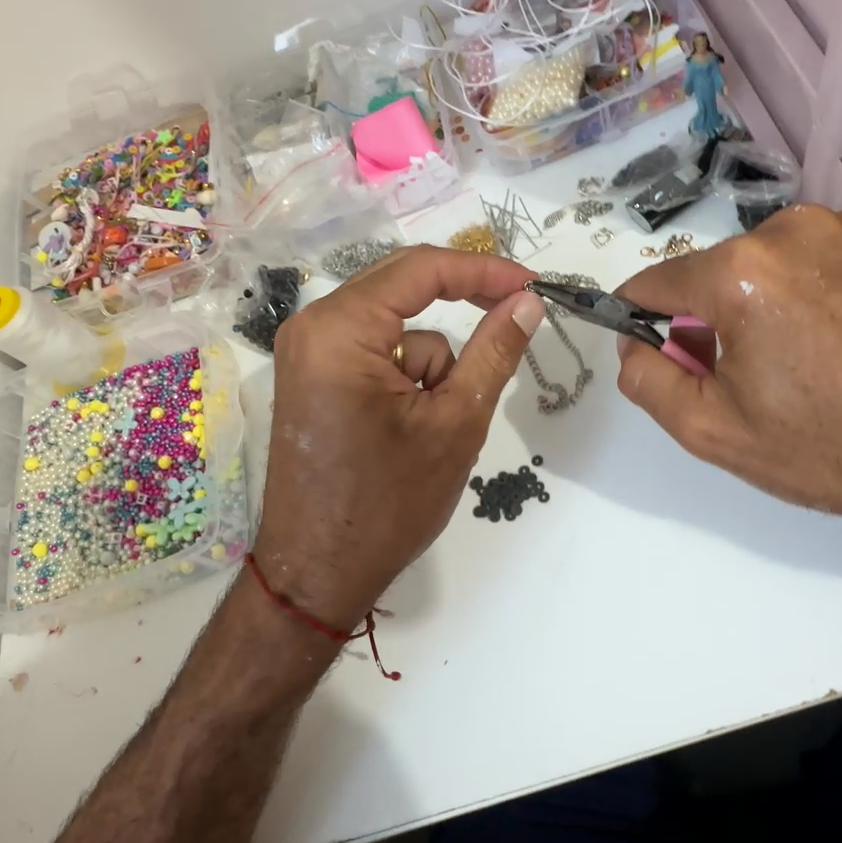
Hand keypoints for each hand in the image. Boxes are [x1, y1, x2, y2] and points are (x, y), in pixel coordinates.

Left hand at [251, 246, 543, 627]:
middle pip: (403, 288)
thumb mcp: (456, 423)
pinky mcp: (314, 378)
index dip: (484, 270)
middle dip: (461, 306)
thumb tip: (527, 302)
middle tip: (515, 317)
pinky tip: (410, 430)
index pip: (421, 269)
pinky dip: (408, 377)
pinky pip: (376, 352)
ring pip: (397, 327)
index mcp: (339, 329)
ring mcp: (308, 353)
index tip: (533, 285)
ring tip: (438, 422)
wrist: (317, 574)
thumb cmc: (387, 503)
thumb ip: (495, 351)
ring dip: (432, 362)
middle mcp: (313, 327)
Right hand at [613, 206, 841, 533]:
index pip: (658, 281)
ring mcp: (841, 230)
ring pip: (759, 265)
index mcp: (742, 272)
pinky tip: (828, 344)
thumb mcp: (714, 431)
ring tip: (793, 365)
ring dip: (754, 305)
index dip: (639, 315)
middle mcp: (789, 231)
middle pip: (711, 273)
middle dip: (706, 319)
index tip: (643, 344)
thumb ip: (647, 382)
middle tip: (739, 380)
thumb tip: (635, 345)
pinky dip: (798, 294)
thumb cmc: (830, 447)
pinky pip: (807, 262)